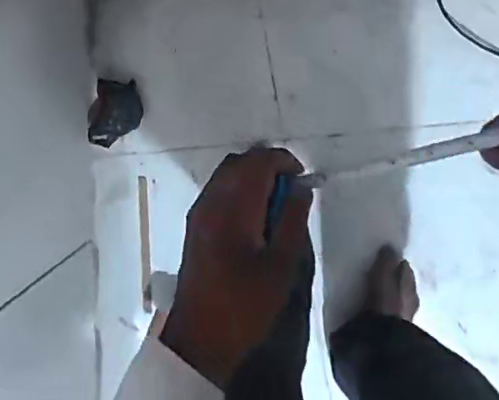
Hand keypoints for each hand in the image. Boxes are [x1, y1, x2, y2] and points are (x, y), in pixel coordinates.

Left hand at [160, 147, 311, 386]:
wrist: (200, 338)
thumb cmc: (245, 305)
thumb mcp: (280, 268)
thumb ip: (292, 222)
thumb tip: (300, 188)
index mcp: (232, 207)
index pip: (257, 162)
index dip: (282, 161)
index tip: (303, 176)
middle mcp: (211, 200)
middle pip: (240, 162)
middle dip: (267, 165)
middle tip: (292, 189)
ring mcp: (199, 210)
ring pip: (227, 173)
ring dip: (252, 176)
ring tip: (277, 203)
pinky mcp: (195, 223)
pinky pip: (218, 188)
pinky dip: (238, 188)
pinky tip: (255, 214)